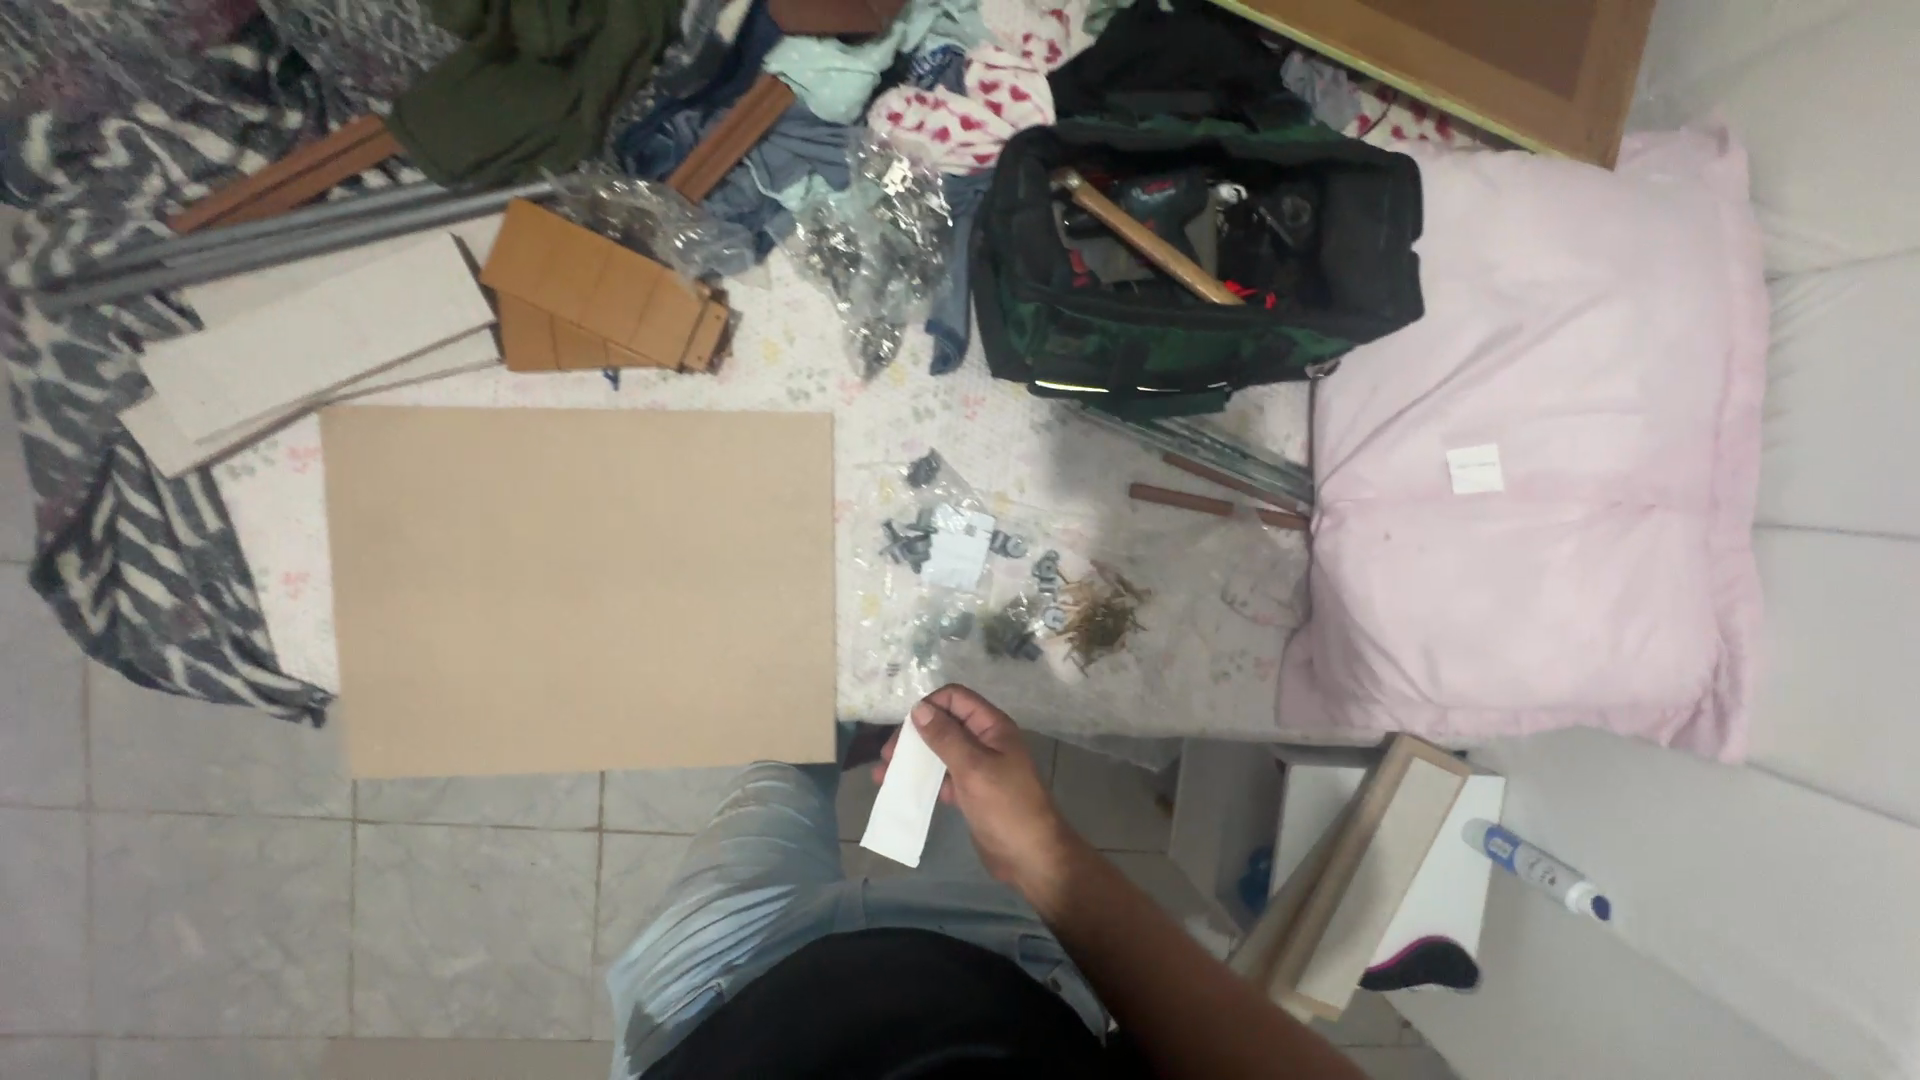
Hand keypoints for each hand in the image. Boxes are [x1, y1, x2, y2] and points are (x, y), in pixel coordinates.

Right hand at [877, 684, 1084, 904]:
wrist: (1031, 857)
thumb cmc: (1005, 806)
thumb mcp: (973, 767)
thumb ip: (945, 737)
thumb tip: (919, 708)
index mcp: (992, 726)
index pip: (956, 698)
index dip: (930, 706)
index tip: (905, 729)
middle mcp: (986, 740)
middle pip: (945, 724)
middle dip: (916, 735)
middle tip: (888, 756)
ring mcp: (980, 766)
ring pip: (942, 751)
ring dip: (915, 759)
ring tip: (885, 774)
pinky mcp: (973, 790)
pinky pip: (945, 776)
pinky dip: (926, 780)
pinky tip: (907, 791)